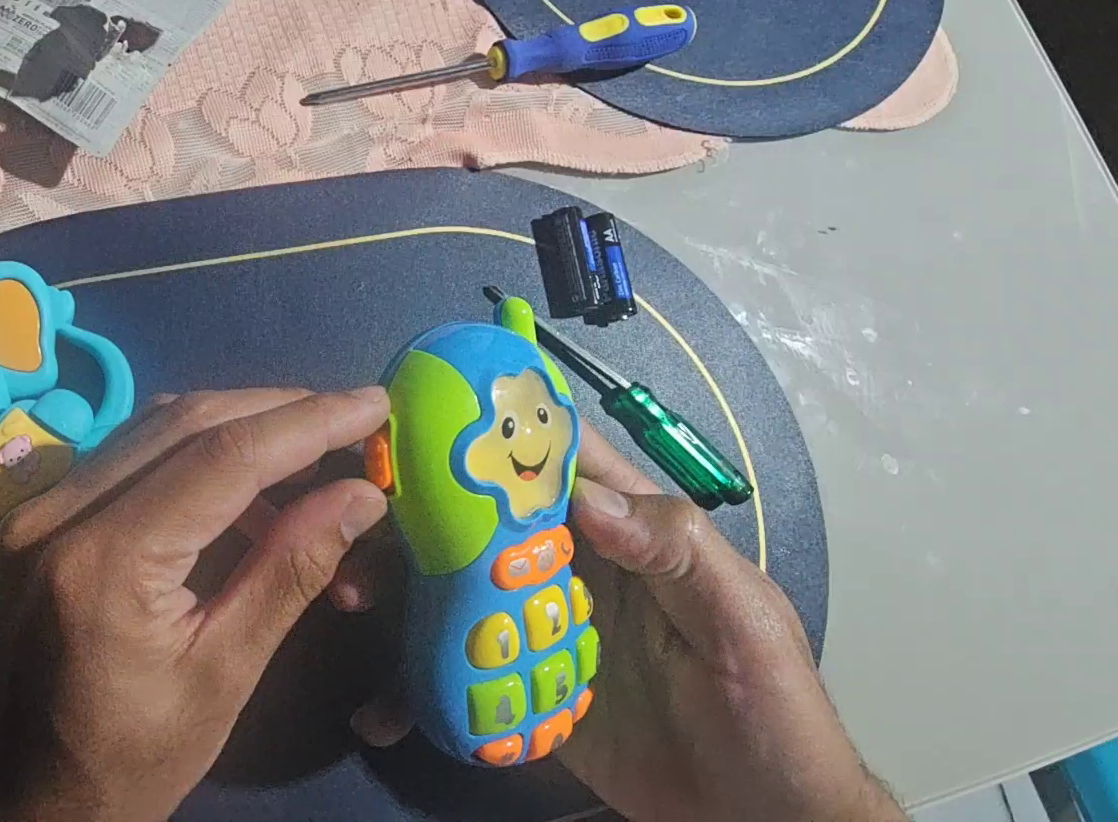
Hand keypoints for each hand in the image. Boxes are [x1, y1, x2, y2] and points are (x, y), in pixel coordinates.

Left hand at [0, 387, 392, 821]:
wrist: (28, 791)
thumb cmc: (134, 756)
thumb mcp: (226, 675)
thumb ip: (290, 572)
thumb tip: (362, 494)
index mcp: (106, 563)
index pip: (223, 458)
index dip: (307, 423)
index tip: (372, 404)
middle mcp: (58, 512)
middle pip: (187, 420)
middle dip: (280, 409)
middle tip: (351, 416)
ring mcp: (41, 503)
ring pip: (158, 422)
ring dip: (241, 418)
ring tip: (311, 441)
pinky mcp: (43, 506)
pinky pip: (135, 447)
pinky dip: (199, 442)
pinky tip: (247, 472)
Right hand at [349, 425, 906, 821]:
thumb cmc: (768, 706)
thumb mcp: (741, 620)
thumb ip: (676, 550)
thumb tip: (587, 499)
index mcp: (618, 526)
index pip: (554, 456)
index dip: (497, 424)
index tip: (424, 409)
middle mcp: (566, 560)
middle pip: (480, 515)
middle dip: (418, 509)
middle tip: (358, 515)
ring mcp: (535, 619)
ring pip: (453, 583)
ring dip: (397, 585)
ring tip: (349, 597)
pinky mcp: (518, 677)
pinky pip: (456, 666)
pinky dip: (415, 683)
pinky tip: (378, 708)